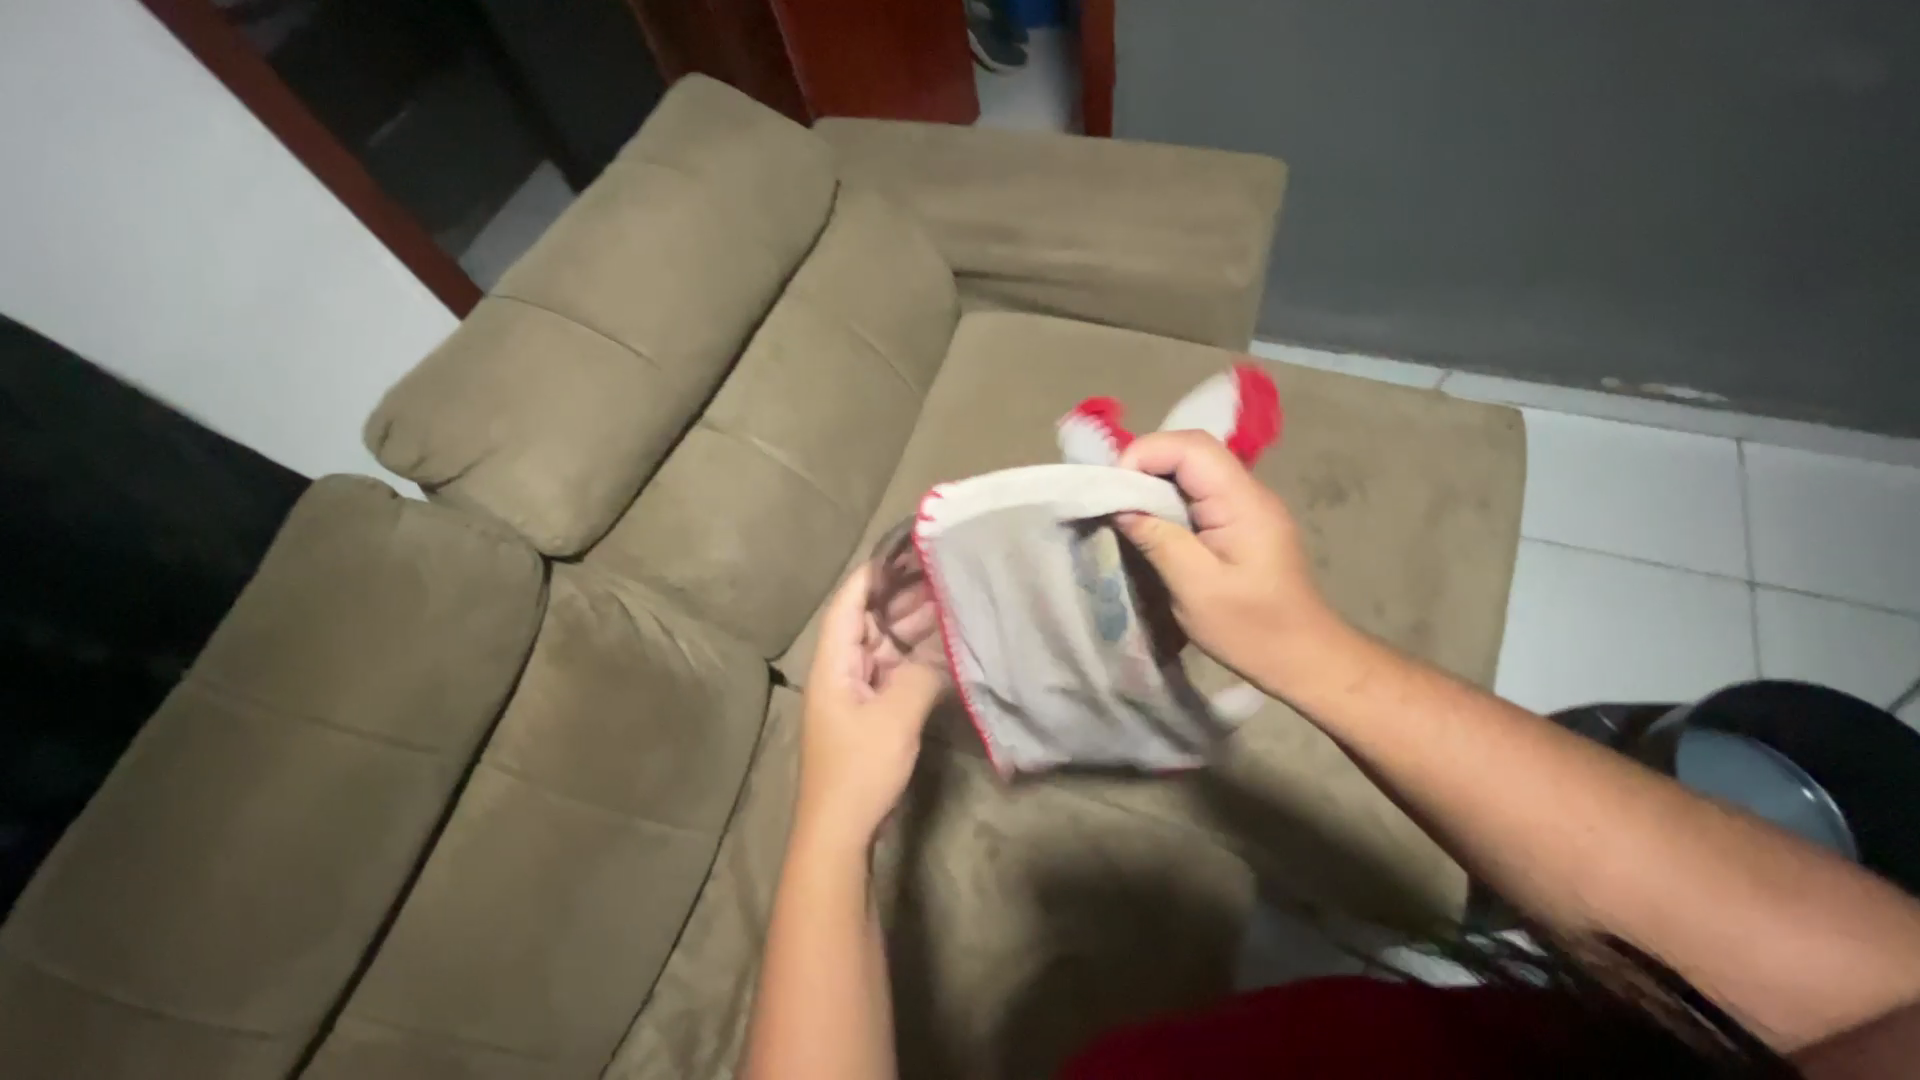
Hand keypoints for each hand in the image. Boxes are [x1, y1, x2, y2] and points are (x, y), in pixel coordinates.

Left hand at [798, 565, 945, 849]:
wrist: (840, 831)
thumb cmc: (859, 769)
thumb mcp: (895, 717)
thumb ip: (922, 674)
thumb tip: (945, 648)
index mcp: (832, 664)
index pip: (849, 604)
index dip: (874, 575)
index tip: (907, 551)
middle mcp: (840, 671)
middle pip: (869, 623)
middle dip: (903, 599)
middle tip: (943, 575)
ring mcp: (855, 695)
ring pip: (885, 650)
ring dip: (913, 630)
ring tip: (951, 603)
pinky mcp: (871, 716)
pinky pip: (894, 675)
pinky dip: (916, 660)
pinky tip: (944, 649)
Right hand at [1115, 430, 1342, 694]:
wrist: (1304, 658)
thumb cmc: (1252, 629)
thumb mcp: (1196, 589)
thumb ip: (1158, 541)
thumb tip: (1121, 507)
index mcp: (1243, 502)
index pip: (1192, 448)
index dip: (1145, 454)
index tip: (1113, 489)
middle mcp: (1249, 493)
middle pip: (1193, 452)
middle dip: (1146, 465)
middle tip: (1112, 499)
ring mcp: (1249, 507)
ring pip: (1195, 471)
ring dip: (1155, 483)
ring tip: (1125, 511)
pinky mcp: (1243, 523)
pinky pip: (1201, 494)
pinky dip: (1169, 500)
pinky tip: (1153, 526)